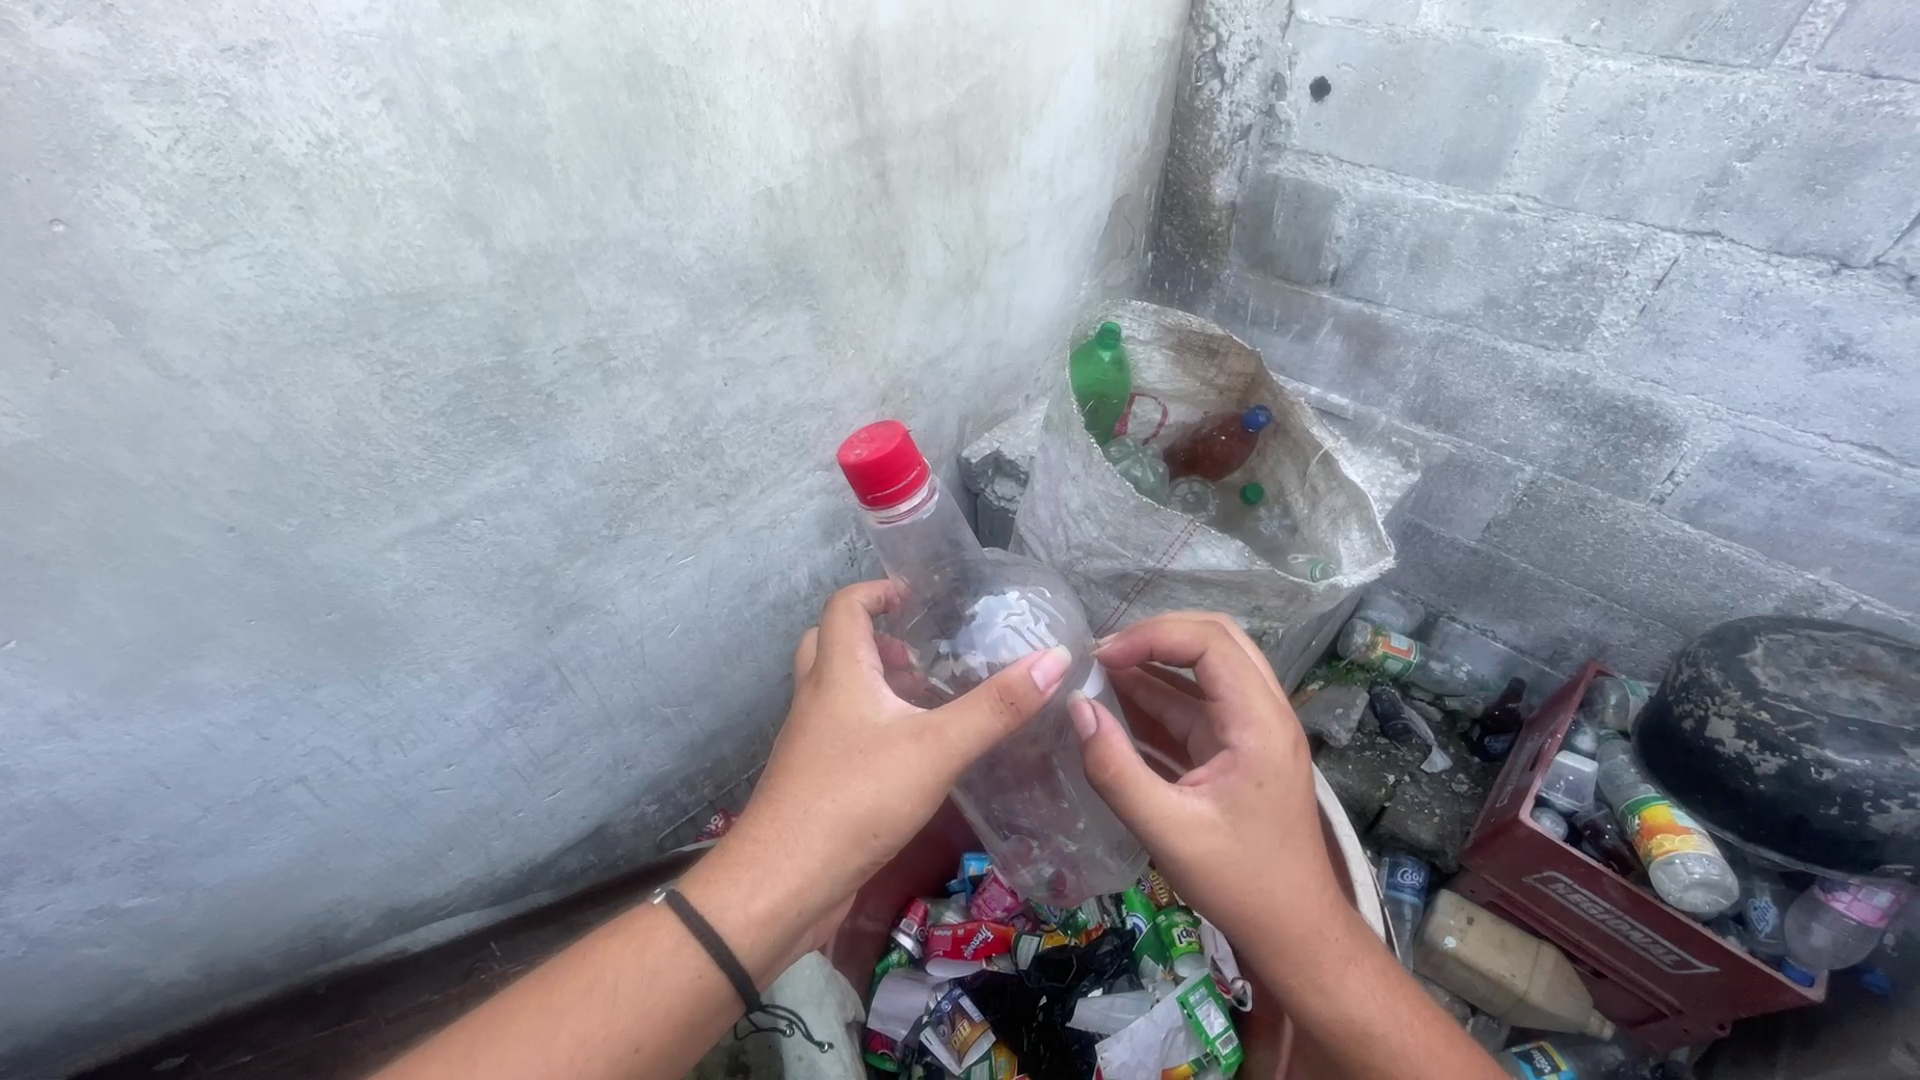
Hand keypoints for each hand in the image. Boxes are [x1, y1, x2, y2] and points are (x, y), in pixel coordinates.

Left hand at [716, 580, 1072, 925]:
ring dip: (875, 682)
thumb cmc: (856, 798)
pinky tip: (911, 754)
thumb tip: (1054, 658)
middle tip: (920, 651)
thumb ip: (996, 706)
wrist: (784, 883)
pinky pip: (841, 731)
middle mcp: (816, 697)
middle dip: (876, 638)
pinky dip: (872, 724)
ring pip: (836, 690)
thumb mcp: (937, 748)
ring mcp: (809, 741)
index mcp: (837, 672)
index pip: (846, 606)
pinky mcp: (813, 779)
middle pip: (833, 643)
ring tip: (926, 699)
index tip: (916, 597)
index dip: (878, 591)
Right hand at [1068, 613, 1346, 943]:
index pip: (1210, 642)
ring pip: (1206, 666)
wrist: (1294, 930)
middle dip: (1155, 636)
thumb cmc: (1239, 881)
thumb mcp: (1167, 831)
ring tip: (1098, 674)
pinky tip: (1116, 706)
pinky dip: (1157, 696)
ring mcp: (1252, 727)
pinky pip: (1196, 702)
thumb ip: (1116, 770)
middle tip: (1102, 655)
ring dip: (1153, 663)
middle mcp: (1263, 711)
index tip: (1102, 657)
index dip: (1153, 636)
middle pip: (1215, 638)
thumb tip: (1077, 709)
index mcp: (1259, 723)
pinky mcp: (1237, 746)